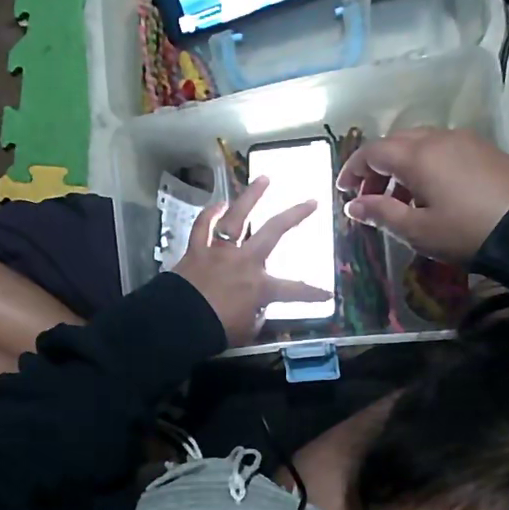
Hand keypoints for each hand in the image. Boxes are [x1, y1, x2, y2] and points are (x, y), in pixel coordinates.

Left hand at [173, 176, 331, 347]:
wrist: (180, 322)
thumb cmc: (217, 330)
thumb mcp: (247, 330)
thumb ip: (257, 314)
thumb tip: (257, 307)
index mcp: (260, 286)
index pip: (294, 290)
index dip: (313, 293)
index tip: (328, 293)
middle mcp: (244, 261)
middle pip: (274, 232)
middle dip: (295, 215)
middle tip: (311, 202)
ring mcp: (220, 252)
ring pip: (238, 217)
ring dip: (252, 196)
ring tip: (264, 179)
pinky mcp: (196, 250)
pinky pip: (203, 227)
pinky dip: (209, 214)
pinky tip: (218, 204)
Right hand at [337, 128, 508, 265]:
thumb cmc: (466, 231)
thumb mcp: (417, 230)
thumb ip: (381, 213)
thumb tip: (354, 205)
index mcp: (416, 155)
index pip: (372, 152)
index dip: (353, 170)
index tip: (343, 192)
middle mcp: (437, 138)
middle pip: (395, 143)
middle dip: (375, 168)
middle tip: (368, 198)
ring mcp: (463, 140)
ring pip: (419, 144)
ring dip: (400, 167)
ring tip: (398, 200)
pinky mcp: (483, 149)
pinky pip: (441, 149)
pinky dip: (424, 165)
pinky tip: (429, 193)